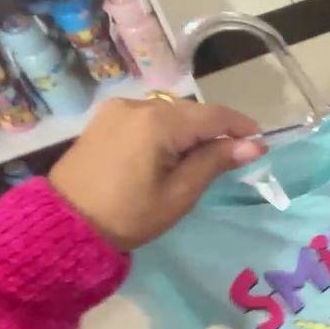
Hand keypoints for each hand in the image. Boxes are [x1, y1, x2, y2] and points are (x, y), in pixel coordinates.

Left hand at [48, 97, 264, 250]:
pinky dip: (170, 130)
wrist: (68, 223)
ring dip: (193, 129)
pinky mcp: (106, 120)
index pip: (212, 115)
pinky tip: (175, 151)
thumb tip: (253, 146)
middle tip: (237, 154)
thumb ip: (215, 162)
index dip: (241, 126)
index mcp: (158, 123)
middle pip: (191, 111)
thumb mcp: (180, 193)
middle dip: (217, 128)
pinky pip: (150, 117)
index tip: (261, 142)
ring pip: (170, 112)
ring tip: (207, 156)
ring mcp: (118, 110)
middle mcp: (138, 105)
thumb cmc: (131, 214)